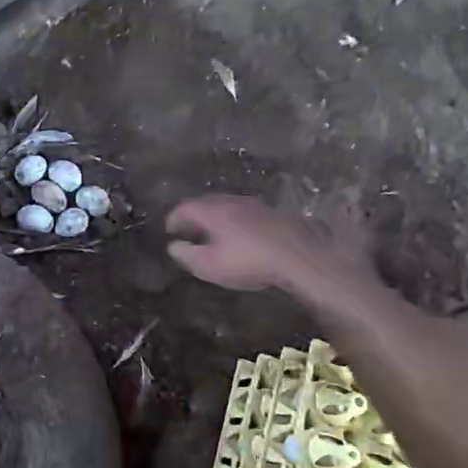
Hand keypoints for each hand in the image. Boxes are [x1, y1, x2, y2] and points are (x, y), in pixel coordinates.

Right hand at [166, 195, 386, 322]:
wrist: (299, 256)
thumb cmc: (248, 261)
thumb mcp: (209, 265)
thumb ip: (187, 255)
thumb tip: (174, 246)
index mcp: (213, 212)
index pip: (185, 208)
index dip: (173, 218)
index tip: (168, 229)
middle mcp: (233, 202)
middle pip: (206, 202)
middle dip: (193, 214)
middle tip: (186, 228)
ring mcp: (255, 206)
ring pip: (227, 206)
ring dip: (214, 216)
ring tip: (210, 232)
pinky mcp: (272, 215)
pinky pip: (243, 213)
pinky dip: (232, 221)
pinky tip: (237, 235)